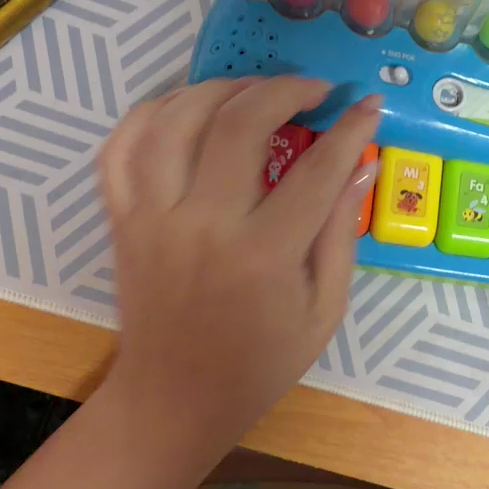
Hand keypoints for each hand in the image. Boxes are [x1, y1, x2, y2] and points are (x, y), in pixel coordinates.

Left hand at [96, 77, 380, 441]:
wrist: (174, 399)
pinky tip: (186, 107)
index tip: (366, 106)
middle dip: (283, 90)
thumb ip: (340, 233)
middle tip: (311, 89)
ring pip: (174, 120)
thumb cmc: (260, 361)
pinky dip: (151, 113)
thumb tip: (361, 163)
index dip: (349, 129)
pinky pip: (122, 146)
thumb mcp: (323, 310)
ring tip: (252, 90)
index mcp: (264, 255)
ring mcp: (153, 218)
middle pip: (238, 124)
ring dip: (218, 89)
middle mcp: (204, 226)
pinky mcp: (122, 220)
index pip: (317, 170)